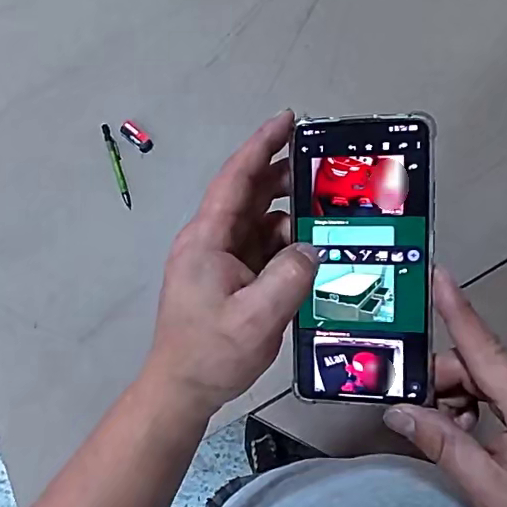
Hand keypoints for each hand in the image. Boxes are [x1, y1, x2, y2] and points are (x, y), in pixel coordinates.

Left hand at [144, 111, 318, 418]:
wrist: (181, 387)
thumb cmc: (210, 352)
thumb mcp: (257, 318)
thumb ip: (290, 278)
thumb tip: (311, 248)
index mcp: (207, 239)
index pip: (236, 180)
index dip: (261, 146)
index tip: (286, 120)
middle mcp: (209, 240)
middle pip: (247, 195)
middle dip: (281, 174)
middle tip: (322, 164)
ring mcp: (216, 258)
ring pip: (255, 220)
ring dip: (287, 211)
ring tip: (325, 208)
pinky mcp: (226, 276)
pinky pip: (258, 246)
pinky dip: (283, 242)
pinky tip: (309, 248)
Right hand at [384, 269, 506, 506]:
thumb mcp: (491, 493)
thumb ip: (442, 443)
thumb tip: (397, 411)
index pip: (488, 350)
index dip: (459, 311)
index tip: (439, 275)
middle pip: (479, 368)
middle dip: (442, 384)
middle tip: (417, 414)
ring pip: (489, 380)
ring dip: (459, 399)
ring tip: (451, 435)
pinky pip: (504, 393)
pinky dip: (478, 406)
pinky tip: (472, 434)